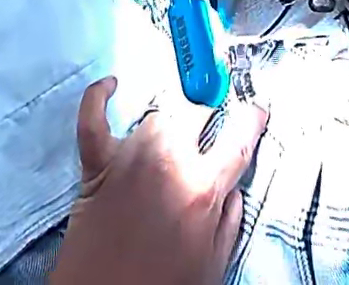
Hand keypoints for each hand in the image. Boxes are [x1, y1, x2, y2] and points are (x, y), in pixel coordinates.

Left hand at [50, 77, 269, 284]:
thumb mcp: (212, 265)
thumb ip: (229, 222)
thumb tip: (234, 187)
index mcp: (202, 189)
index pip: (237, 142)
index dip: (251, 120)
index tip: (255, 108)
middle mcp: (169, 161)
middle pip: (194, 114)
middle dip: (204, 118)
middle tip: (203, 135)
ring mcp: (130, 156)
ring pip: (155, 115)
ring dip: (166, 122)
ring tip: (168, 142)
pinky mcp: (97, 160)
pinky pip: (94, 117)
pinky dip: (98, 97)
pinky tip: (110, 84)